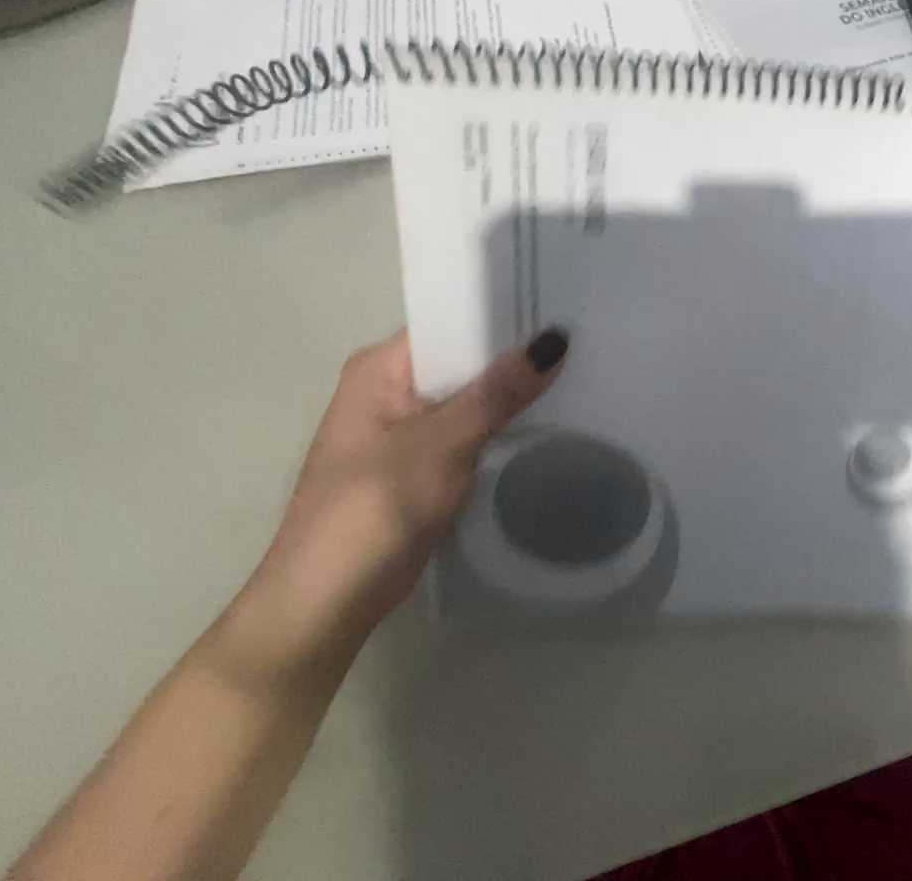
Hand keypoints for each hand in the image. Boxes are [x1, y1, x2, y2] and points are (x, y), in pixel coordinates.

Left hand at [228, 327, 567, 674]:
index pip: (452, 322)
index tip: (563, 311)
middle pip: (464, 360)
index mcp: (381, 367)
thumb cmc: (372, 510)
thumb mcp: (441, 445)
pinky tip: (544, 424)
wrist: (327, 600)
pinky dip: (498, 429)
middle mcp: (389, 387)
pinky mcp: (419, 465)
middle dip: (515, 358)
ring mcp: (404, 429)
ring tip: (578, 376)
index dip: (504, 315)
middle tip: (585, 344)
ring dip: (510, 395)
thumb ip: (497, 394)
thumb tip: (554, 341)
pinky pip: (467, 432)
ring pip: (469, 399)